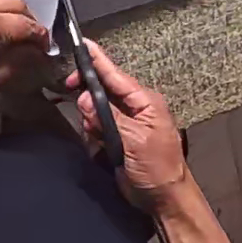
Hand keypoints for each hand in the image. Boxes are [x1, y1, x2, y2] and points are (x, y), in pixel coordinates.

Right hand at [66, 41, 193, 212]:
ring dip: (92, 124)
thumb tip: (85, 97)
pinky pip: (97, 128)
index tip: (82, 44)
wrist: (163, 198)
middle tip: (78, 106)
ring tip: (103, 142)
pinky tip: (102, 148)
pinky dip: (94, 136)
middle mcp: (135, 108)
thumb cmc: (158, 169)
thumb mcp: (134, 140)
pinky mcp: (118, 138)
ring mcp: (126, 123)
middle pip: (102, 91)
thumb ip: (108, 117)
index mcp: (145, 102)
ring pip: (95, 111)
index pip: (116, 75)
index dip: (98, 60)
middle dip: (88, 100)